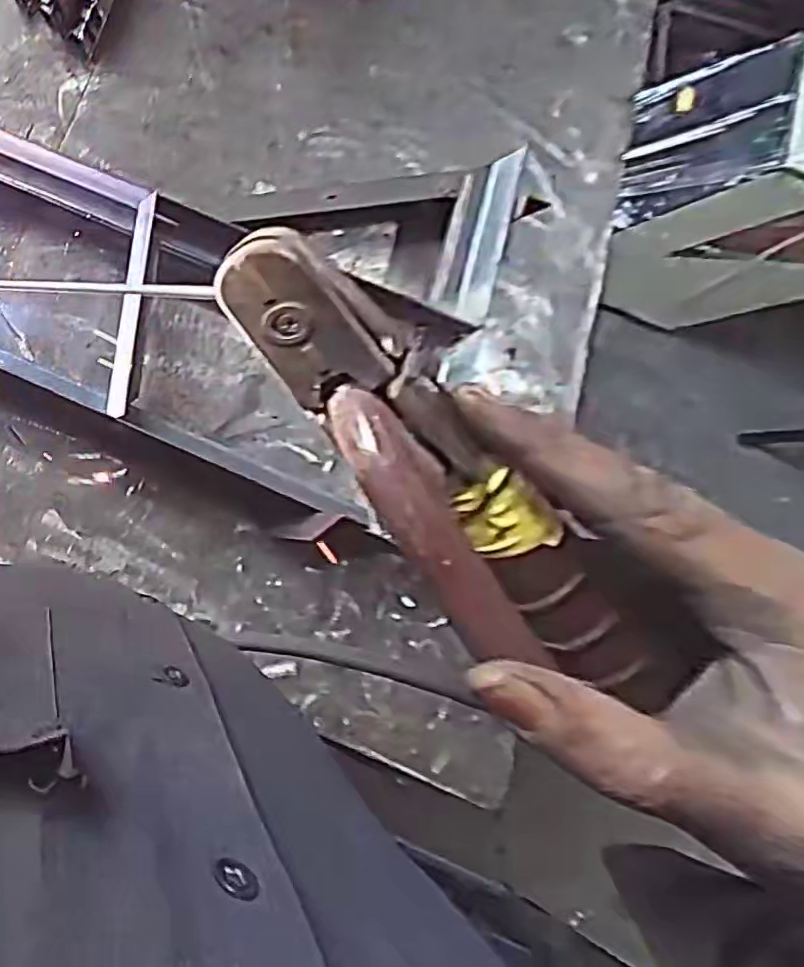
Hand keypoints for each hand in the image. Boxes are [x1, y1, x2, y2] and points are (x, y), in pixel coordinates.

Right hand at [334, 387, 803, 888]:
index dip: (545, 446)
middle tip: (423, 422)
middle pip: (597, 496)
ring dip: (500, 493)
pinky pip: (582, 558)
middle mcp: (728, 569)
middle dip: (504, 455)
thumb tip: (485, 679)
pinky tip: (475, 532)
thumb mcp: (725, 791)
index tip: (469, 400)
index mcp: (768, 589)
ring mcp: (698, 587)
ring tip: (424, 464)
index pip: (636, 498)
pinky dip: (517, 538)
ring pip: (584, 525)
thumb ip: (610, 742)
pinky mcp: (672, 608)